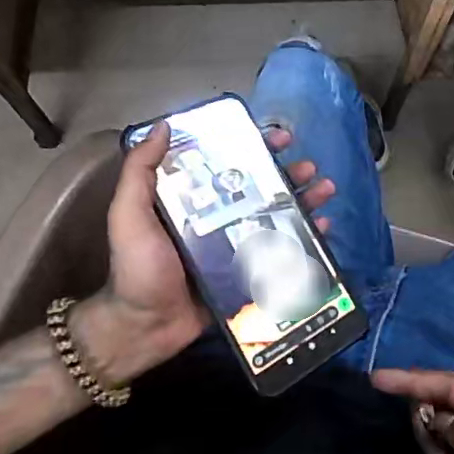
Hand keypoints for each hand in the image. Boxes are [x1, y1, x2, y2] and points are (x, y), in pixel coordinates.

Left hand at [81, 120, 336, 381]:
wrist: (146, 328)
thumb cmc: (138, 269)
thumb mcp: (129, 215)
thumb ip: (139, 172)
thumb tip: (163, 126)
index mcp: (189, 201)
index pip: (225, 165)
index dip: (252, 148)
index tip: (277, 138)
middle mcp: (214, 219)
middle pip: (258, 189)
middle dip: (287, 174)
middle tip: (309, 167)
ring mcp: (234, 248)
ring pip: (274, 217)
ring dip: (302, 201)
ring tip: (324, 191)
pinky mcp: (247, 275)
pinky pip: (279, 254)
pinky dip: (303, 240)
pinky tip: (323, 230)